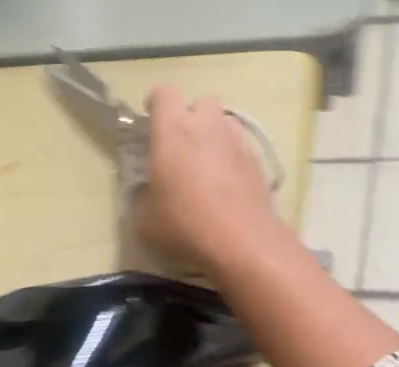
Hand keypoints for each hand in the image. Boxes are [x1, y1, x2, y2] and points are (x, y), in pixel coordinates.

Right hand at [134, 85, 287, 273]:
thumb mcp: (146, 220)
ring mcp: (236, 140)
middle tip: (182, 145)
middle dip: (191, 117)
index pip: (163, 94)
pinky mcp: (256, 161)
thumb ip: (141, 197)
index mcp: (173, 130)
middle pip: (200, 102)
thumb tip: (146, 191)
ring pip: (224, 122)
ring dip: (214, 135)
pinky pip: (240, 148)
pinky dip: (231, 158)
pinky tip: (227, 184)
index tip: (150, 120)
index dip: (155, 103)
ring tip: (206, 164)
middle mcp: (207, 125)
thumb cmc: (185, 225)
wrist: (241, 240)